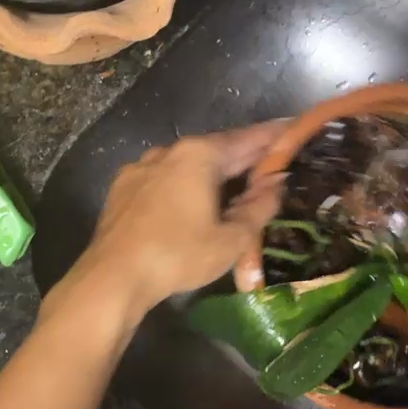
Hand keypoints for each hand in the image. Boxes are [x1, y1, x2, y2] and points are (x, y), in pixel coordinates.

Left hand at [66, 123, 286, 315]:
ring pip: (187, 163)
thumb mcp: (231, 239)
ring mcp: (142, 167)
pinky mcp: (123, 188)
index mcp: (200, 155)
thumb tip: (277, 182)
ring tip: (233, 184)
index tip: (294, 130)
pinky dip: (184, 184)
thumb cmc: (179, 256)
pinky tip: (191, 200)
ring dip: (212, 171)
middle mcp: (169, 151)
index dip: (274, 136)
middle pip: (216, 149)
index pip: (247, 139)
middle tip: (270, 161)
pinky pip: (164, 178)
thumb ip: (259, 207)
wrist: (113, 278)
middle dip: (244, 156)